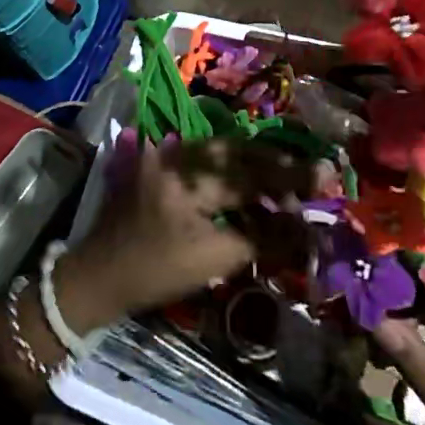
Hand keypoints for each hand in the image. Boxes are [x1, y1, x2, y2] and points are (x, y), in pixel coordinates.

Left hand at [55, 138, 309, 334]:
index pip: (250, 173)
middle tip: (310, 176)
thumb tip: (307, 230)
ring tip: (286, 182)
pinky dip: (234, 169)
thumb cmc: (155, 272)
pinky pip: (207, 158)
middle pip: (239, 150)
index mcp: (187, 178)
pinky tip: (252, 184)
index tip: (326, 175)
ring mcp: (166, 155)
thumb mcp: (213, 261)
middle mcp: (176, 154)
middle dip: (277, 164)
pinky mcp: (162, 162)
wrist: (98, 274)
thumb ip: (264, 240)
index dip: (291, 176)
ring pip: (224, 150)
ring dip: (257, 164)